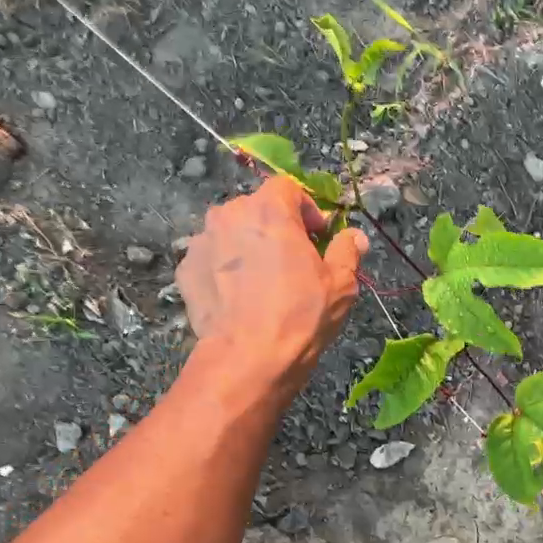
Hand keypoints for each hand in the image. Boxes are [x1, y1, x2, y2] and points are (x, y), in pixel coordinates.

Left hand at [177, 175, 367, 401]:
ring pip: (233, 232)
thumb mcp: (341, 284)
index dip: (307, 207)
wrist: (250, 355)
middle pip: (256, 208)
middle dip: (278, 228)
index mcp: (270, 212)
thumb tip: (355, 236)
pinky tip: (244, 297)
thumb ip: (347, 251)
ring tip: (268, 281)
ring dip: (251, 246)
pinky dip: (229, 268)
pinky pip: (213, 258)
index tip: (319, 235)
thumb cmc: (303, 314)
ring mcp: (202, 240)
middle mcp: (229, 215)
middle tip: (296, 261)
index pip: (287, 187)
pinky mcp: (186, 267)